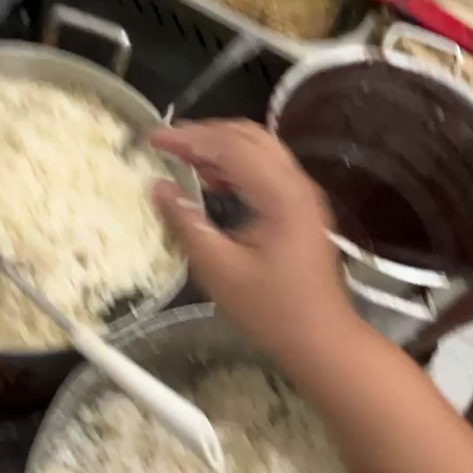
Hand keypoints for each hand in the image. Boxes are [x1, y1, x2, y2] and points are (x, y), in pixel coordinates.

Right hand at [149, 122, 358, 360]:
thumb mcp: (219, 270)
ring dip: (220, 147)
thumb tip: (159, 188)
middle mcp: (296, 184)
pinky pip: (266, 170)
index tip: (152, 138)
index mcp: (280, 194)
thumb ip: (188, 224)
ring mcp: (302, 195)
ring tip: (182, 159)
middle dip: (204, 134)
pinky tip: (212, 182)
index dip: (188, 138)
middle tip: (165, 143)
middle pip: (248, 137)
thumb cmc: (271, 310)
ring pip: (259, 150)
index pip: (230, 146)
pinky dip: (236, 166)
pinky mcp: (300, 209)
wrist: (321, 338)